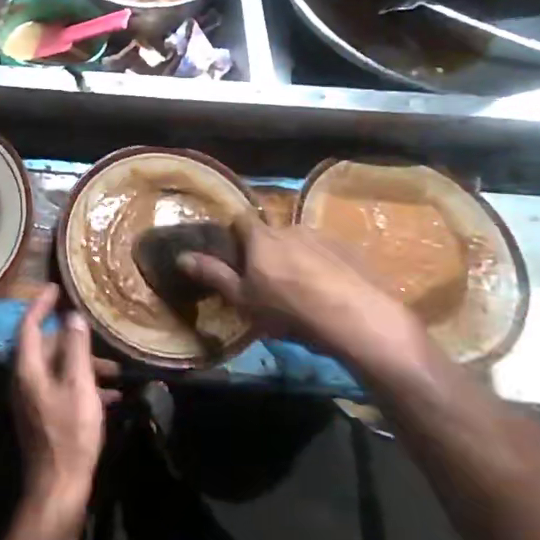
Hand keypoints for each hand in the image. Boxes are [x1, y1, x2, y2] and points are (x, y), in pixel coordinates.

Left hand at [11, 285, 118, 512]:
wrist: (58, 487)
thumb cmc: (70, 433)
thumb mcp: (79, 386)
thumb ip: (76, 349)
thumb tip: (72, 317)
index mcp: (27, 369)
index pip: (29, 325)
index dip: (41, 304)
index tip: (56, 287)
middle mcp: (24, 380)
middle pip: (45, 347)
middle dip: (73, 339)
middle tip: (98, 332)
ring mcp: (32, 400)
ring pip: (57, 369)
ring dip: (84, 365)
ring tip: (116, 370)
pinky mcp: (43, 416)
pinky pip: (62, 389)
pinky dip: (83, 386)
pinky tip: (112, 397)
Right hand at [178, 217, 430, 377]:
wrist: (358, 319)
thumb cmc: (289, 310)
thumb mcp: (243, 299)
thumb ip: (213, 275)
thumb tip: (181, 256)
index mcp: (261, 238)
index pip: (241, 220)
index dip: (235, 233)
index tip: (234, 253)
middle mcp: (291, 229)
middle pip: (272, 234)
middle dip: (268, 252)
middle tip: (268, 282)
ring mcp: (325, 238)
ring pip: (301, 245)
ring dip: (297, 260)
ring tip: (302, 291)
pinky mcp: (352, 252)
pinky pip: (329, 255)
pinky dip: (324, 267)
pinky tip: (330, 293)